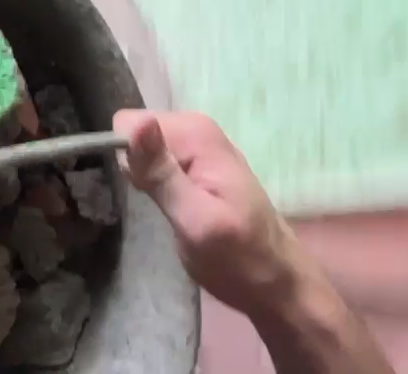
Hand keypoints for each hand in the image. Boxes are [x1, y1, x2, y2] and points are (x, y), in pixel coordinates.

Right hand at [112, 110, 297, 316]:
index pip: (128, 122)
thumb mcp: (195, 220)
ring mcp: (197, 142)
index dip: (129, 159)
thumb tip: (136, 123)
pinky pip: (156, 158)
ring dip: (146, 177)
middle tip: (164, 204)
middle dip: (138, 167)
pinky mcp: (196, 160)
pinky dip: (155, 180)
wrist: (278, 284)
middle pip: (135, 131)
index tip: (146, 192)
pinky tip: (173, 203)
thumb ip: (161, 172)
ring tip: (171, 207)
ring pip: (143, 146)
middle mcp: (195, 126)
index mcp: (195, 131)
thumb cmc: (239, 257)